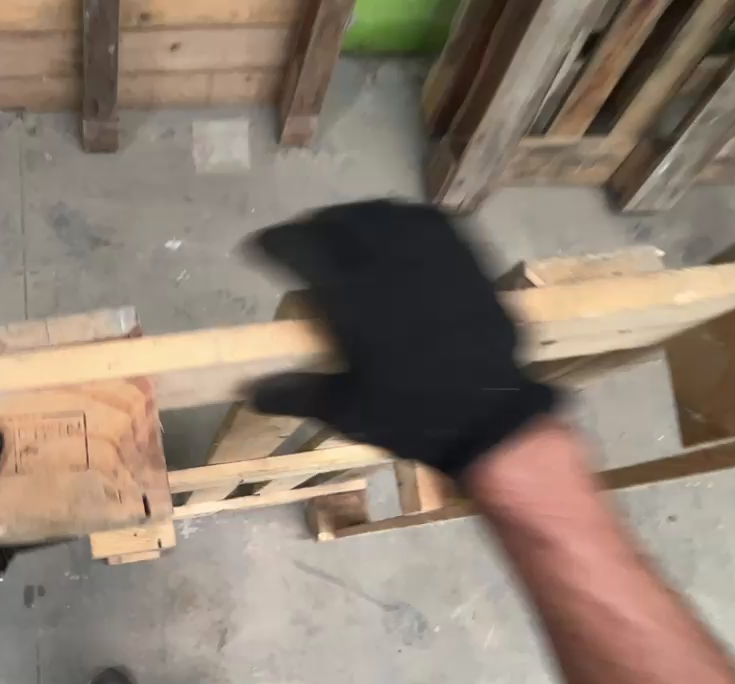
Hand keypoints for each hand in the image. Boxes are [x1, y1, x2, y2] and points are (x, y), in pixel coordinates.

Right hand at [245, 199, 556, 479]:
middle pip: (342, 223)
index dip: (276, 243)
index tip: (258, 246)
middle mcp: (390, 268)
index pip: (304, 251)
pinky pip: (430, 219)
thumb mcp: (345, 413)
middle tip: (298, 238)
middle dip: (312, 225)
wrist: (486, 419)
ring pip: (386, 213)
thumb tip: (248, 392)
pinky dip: (402, 217)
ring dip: (355, 216)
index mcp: (354, 303)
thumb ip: (295, 395)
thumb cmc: (410, 416)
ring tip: (342, 228)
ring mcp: (433, 258)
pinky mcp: (467, 260)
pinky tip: (396, 228)